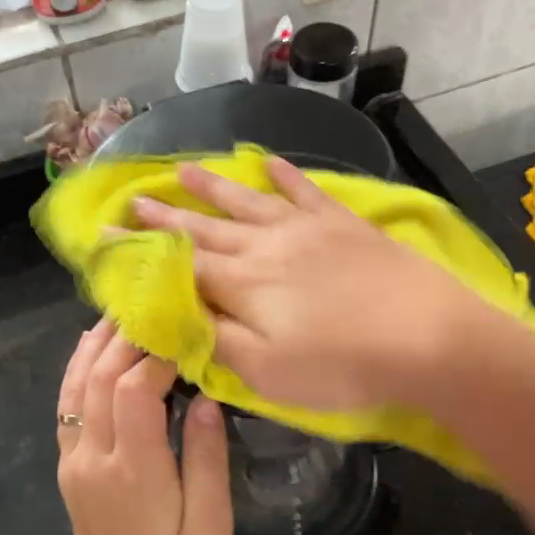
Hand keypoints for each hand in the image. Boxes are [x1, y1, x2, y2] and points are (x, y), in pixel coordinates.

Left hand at [56, 320, 233, 534]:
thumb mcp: (210, 524)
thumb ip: (207, 458)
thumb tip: (206, 398)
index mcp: (133, 471)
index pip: (133, 391)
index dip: (156, 356)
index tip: (185, 336)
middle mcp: (94, 457)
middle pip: (100, 378)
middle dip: (125, 337)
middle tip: (153, 303)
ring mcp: (74, 460)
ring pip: (77, 385)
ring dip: (97, 344)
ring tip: (122, 311)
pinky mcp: (68, 465)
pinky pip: (67, 404)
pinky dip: (78, 368)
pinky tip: (90, 346)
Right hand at [131, 156, 490, 411]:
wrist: (427, 338)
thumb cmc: (341, 366)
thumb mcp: (264, 372)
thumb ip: (212, 339)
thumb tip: (170, 315)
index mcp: (240, 284)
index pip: (177, 265)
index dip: (140, 252)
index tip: (107, 234)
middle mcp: (263, 246)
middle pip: (204, 228)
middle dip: (164, 216)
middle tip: (133, 199)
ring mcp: (305, 228)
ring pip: (246, 201)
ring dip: (212, 186)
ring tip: (182, 169)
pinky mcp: (344, 225)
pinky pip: (306, 190)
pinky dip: (285, 175)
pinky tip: (270, 162)